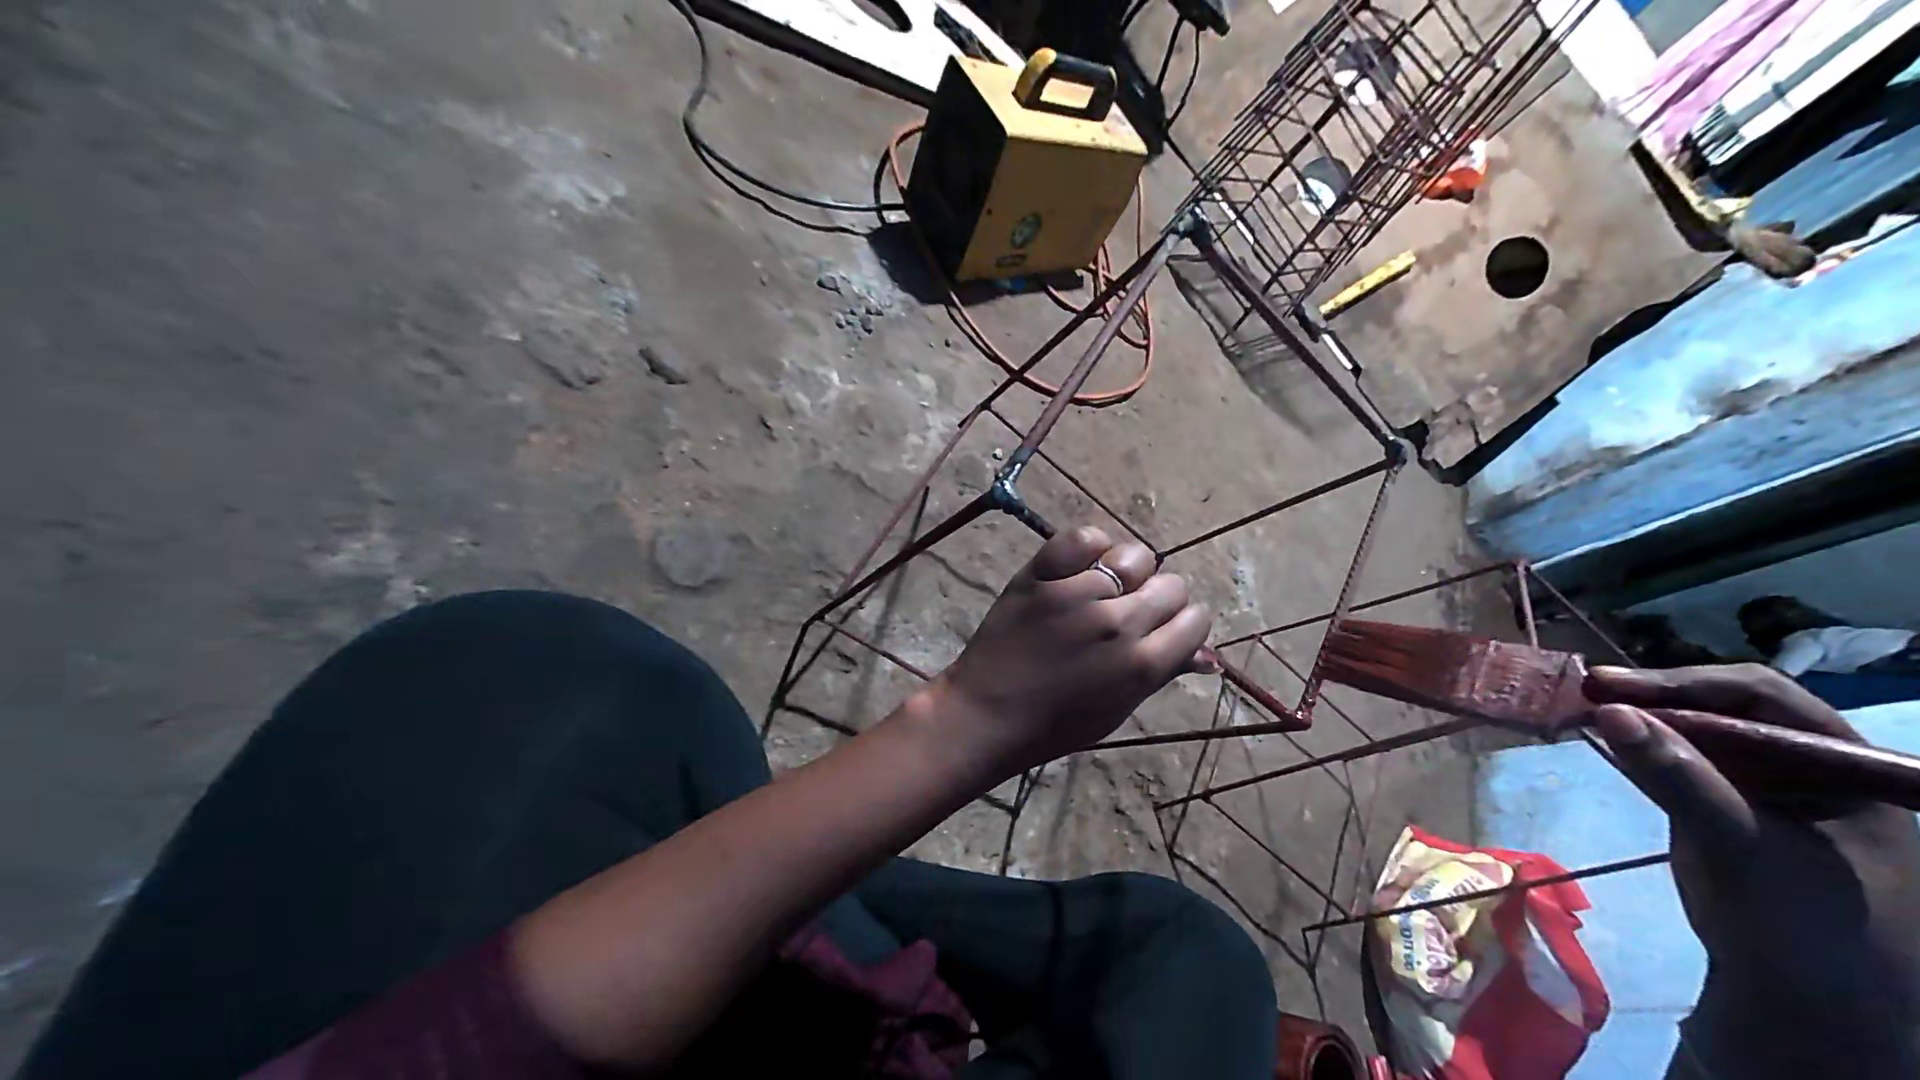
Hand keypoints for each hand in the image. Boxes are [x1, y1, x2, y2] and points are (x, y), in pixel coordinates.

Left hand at [930, 525, 1211, 777]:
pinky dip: (1090, 546)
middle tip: (1131, 609)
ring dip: (1128, 569)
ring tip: (1107, 584)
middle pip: (1171, 585)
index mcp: (1143, 665)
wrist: (987, 713)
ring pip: (1134, 556)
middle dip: (1159, 596)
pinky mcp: (1042, 576)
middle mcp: (1119, 624)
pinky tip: (1082, 564)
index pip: (1195, 619)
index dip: (1182, 621)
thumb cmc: (1055, 723)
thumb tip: (1209, 655)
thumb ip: (1162, 673)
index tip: (1164, 626)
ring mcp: (1078, 595)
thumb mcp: (1118, 708)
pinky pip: (1085, 538)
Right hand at [1585, 664, 1919, 1073]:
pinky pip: (1679, 758)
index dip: (1686, 684)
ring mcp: (1767, 786)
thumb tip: (1607, 710)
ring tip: (1581, 705)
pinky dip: (1638, 745)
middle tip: (1587, 691)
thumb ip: (1680, 776)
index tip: (1611, 684)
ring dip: (1640, 717)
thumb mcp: (1742, 846)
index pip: (1766, 700)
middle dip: (1656, 697)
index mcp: (1854, 770)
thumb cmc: (1803, 927)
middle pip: (1727, 709)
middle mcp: (1812, 767)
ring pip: (1696, 730)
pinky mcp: (1724, 804)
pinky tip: (1602, 734)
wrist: (1799, 1003)